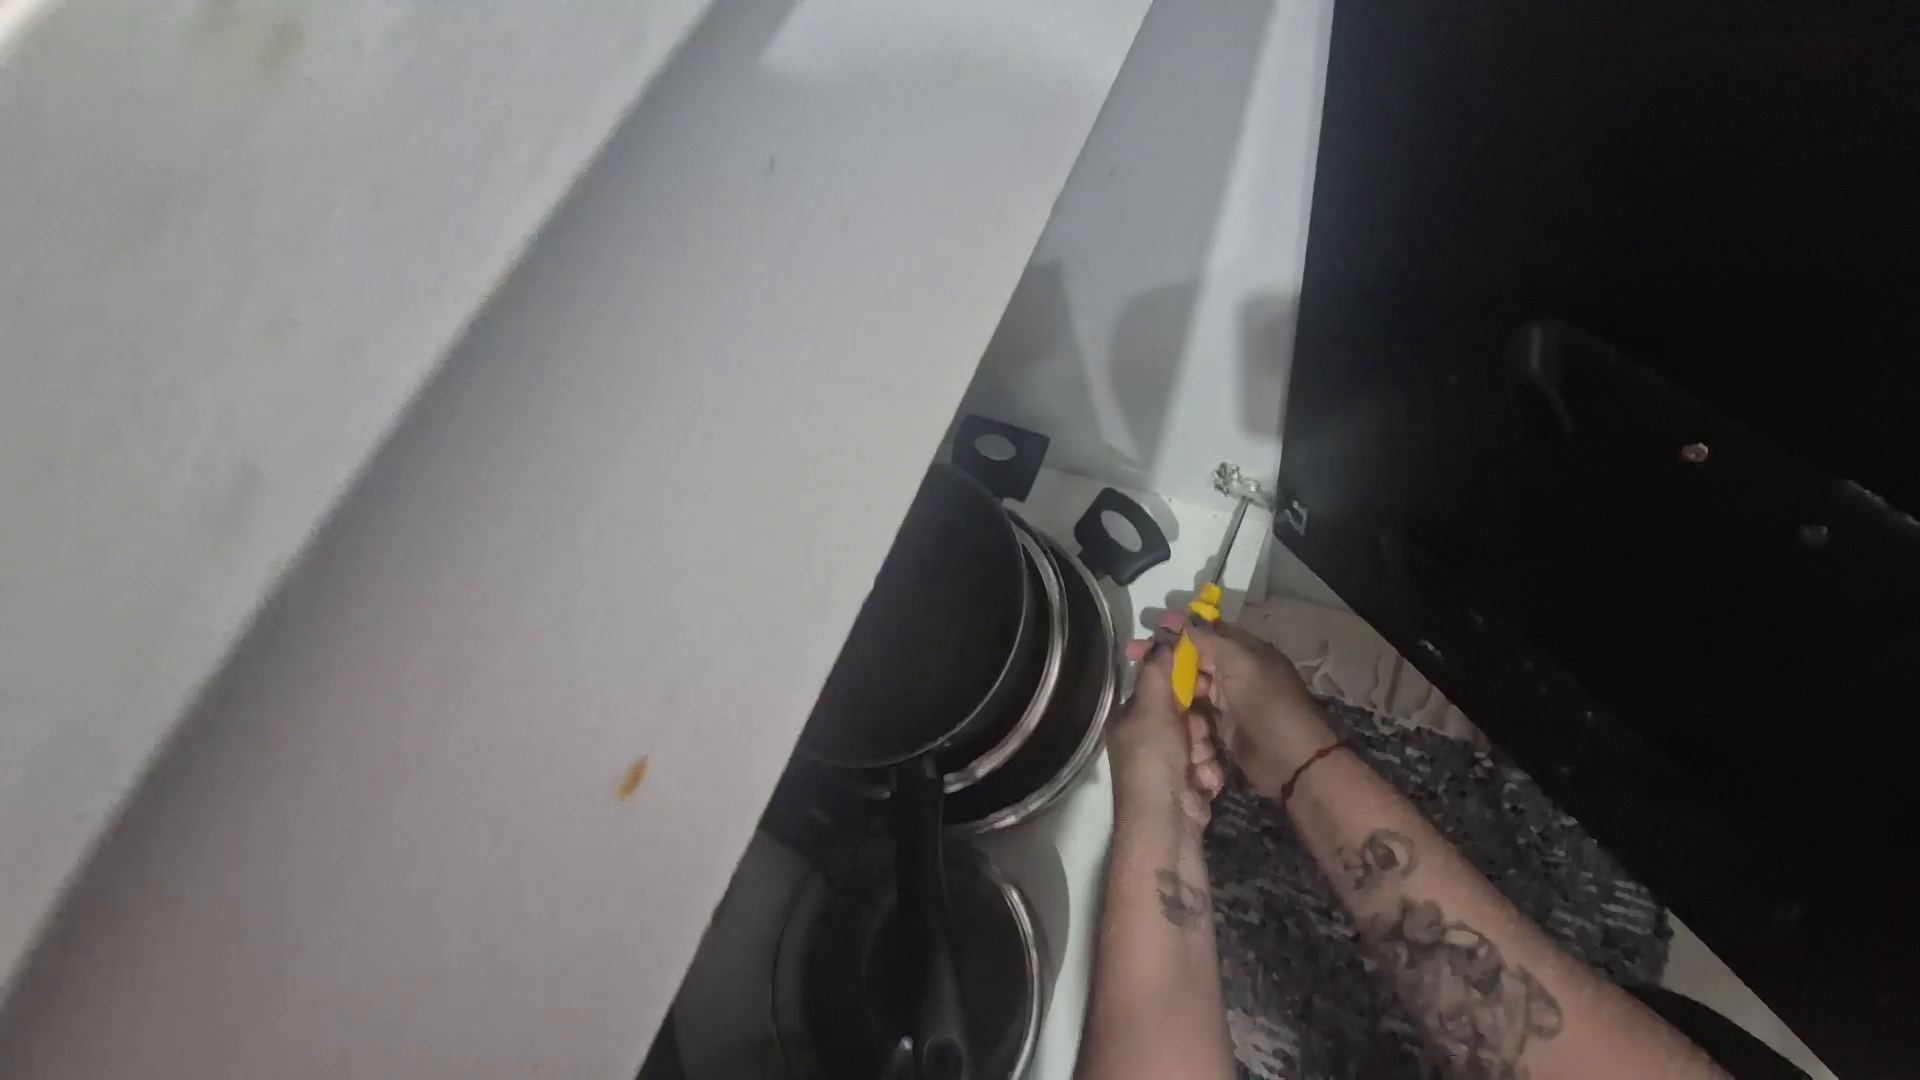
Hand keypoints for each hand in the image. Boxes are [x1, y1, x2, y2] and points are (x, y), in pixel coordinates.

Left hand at [1106, 645, 1223, 830]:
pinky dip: (1208, 776)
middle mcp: (1145, 739)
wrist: (1166, 830)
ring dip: (1205, 754)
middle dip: (1198, 727)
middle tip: (1195, 738)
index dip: (1181, 686)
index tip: (1199, 689)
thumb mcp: (1151, 709)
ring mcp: (1167, 765)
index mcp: (1129, 718)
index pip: (1159, 687)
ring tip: (1196, 768)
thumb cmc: (1153, 762)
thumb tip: (1160, 638)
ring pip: (1202, 741)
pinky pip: (1208, 767)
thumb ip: (1157, 672)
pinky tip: (1202, 787)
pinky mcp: (1187, 787)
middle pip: (1186, 714)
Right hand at [1128, 613, 1335, 800]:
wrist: (1291, 762)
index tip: (1154, 622)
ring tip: (1137, 674)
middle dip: (1166, 651)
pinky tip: (1153, 699)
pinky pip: (1193, 706)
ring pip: (1192, 681)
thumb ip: (1213, 640)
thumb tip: (1189, 618)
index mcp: (1247, 652)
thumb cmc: (1268, 706)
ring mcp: (1229, 699)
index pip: (1211, 630)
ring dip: (1167, 676)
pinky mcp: (1221, 724)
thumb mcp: (1242, 665)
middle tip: (1133, 650)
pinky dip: (1175, 701)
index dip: (1183, 625)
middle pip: (1196, 655)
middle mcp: (1237, 671)